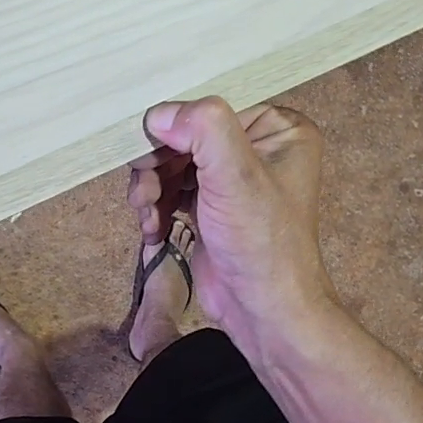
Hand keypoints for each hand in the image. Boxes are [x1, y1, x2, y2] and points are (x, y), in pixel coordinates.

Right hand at [128, 97, 335, 352]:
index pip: (213, 111)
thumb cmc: (260, 241)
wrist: (262, 311)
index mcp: (280, 129)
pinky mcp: (210, 208)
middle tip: (142, 193)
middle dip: (157, 166)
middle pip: (187, 139)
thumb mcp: (236, 175)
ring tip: (146, 215)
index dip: (176, 128)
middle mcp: (258, 149)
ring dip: (151, 189)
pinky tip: (151, 229)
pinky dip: (156, 207)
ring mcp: (232, 181)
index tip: (148, 151)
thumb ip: (203, 129)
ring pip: (172, 165)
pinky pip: (172, 191)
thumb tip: (158, 115)